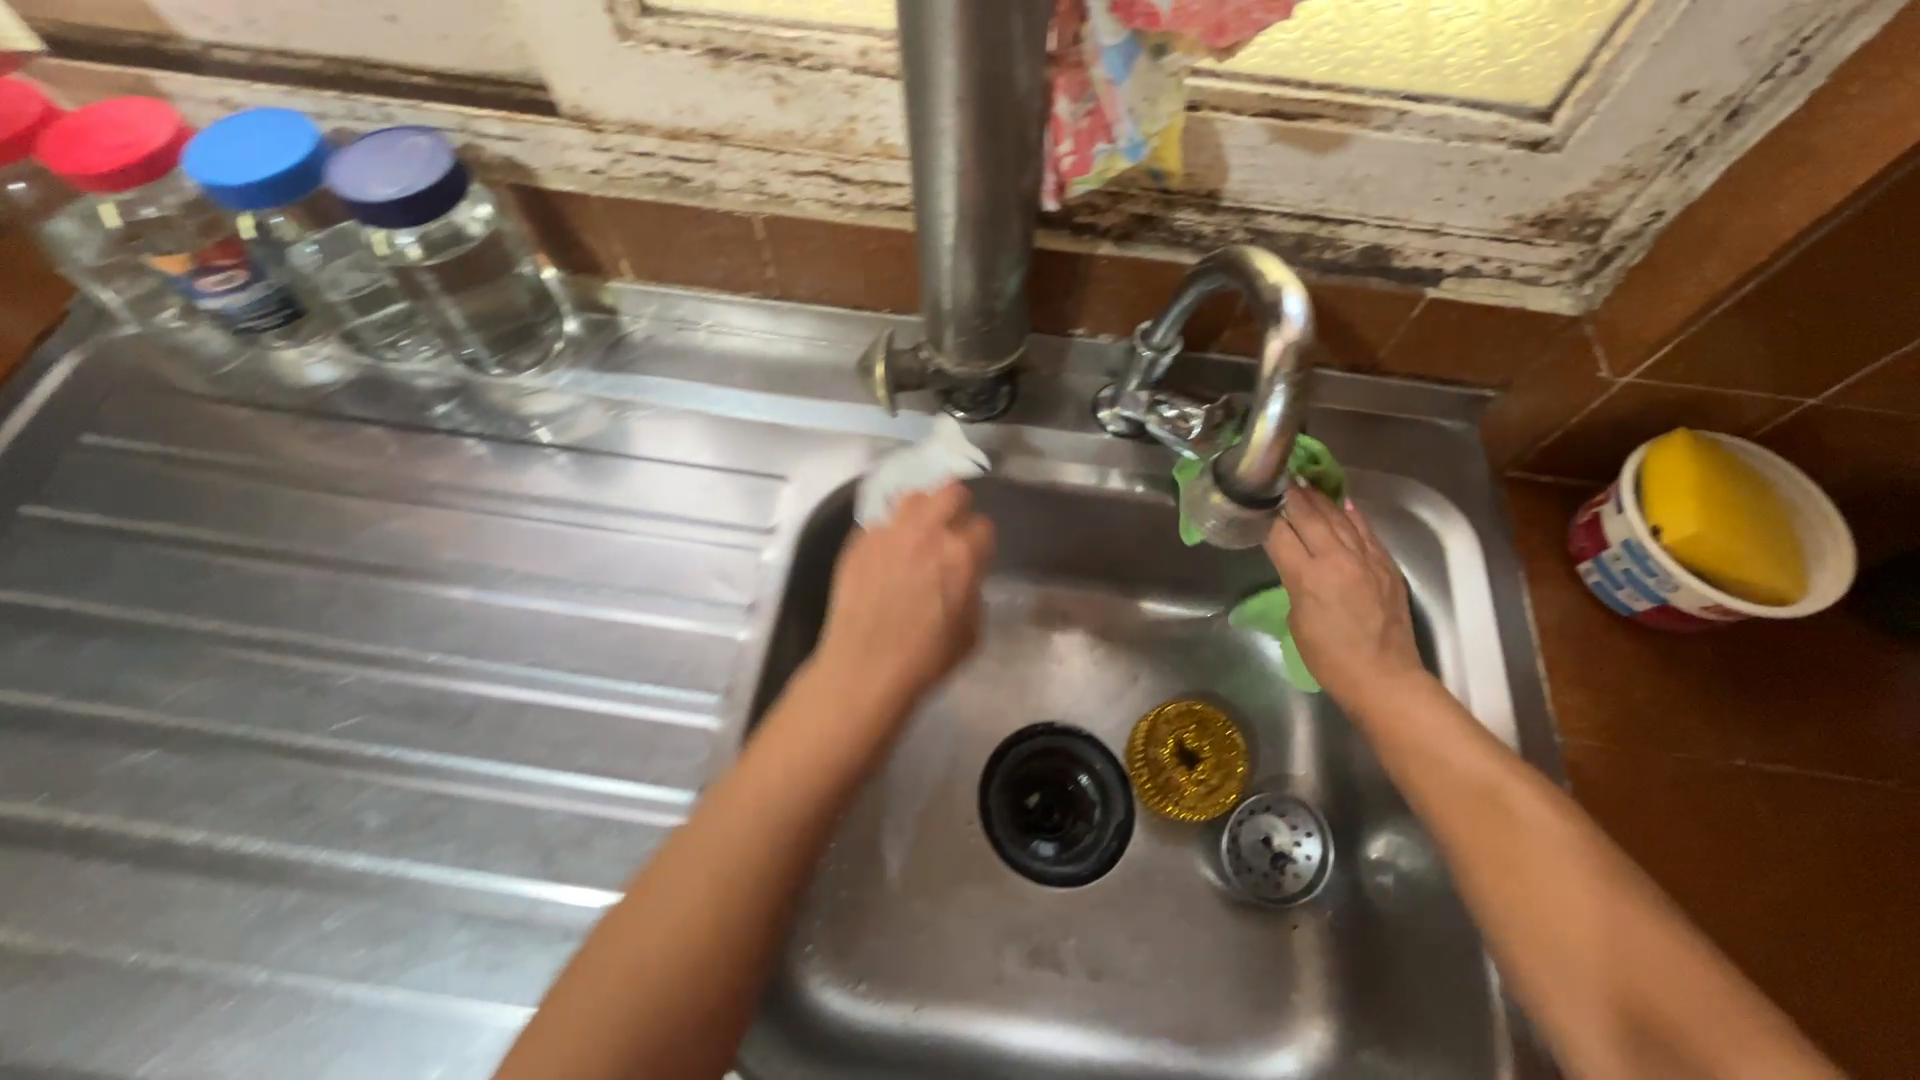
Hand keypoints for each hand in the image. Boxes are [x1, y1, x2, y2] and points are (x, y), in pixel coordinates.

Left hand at [812, 482, 994, 715]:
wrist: (865, 668)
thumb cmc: (926, 658)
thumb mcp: (971, 630)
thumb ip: (972, 590)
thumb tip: (963, 577)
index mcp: (962, 554)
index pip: (983, 526)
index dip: (980, 542)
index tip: (974, 556)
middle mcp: (927, 532)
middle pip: (950, 492)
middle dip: (956, 506)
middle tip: (951, 529)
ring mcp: (888, 532)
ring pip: (912, 497)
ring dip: (922, 511)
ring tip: (917, 533)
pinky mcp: (858, 541)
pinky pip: (880, 523)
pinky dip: (889, 533)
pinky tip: (886, 556)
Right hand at [1264, 480, 1424, 705]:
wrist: (1383, 676)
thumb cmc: (1329, 658)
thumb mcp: (1297, 619)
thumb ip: (1295, 583)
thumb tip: (1298, 564)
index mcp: (1307, 577)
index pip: (1279, 533)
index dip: (1265, 515)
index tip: (1256, 500)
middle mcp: (1337, 559)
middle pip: (1310, 516)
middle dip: (1291, 497)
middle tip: (1278, 479)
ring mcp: (1366, 559)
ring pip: (1339, 518)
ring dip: (1319, 498)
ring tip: (1304, 483)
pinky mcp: (1386, 565)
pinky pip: (1365, 531)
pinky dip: (1351, 514)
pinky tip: (1341, 502)